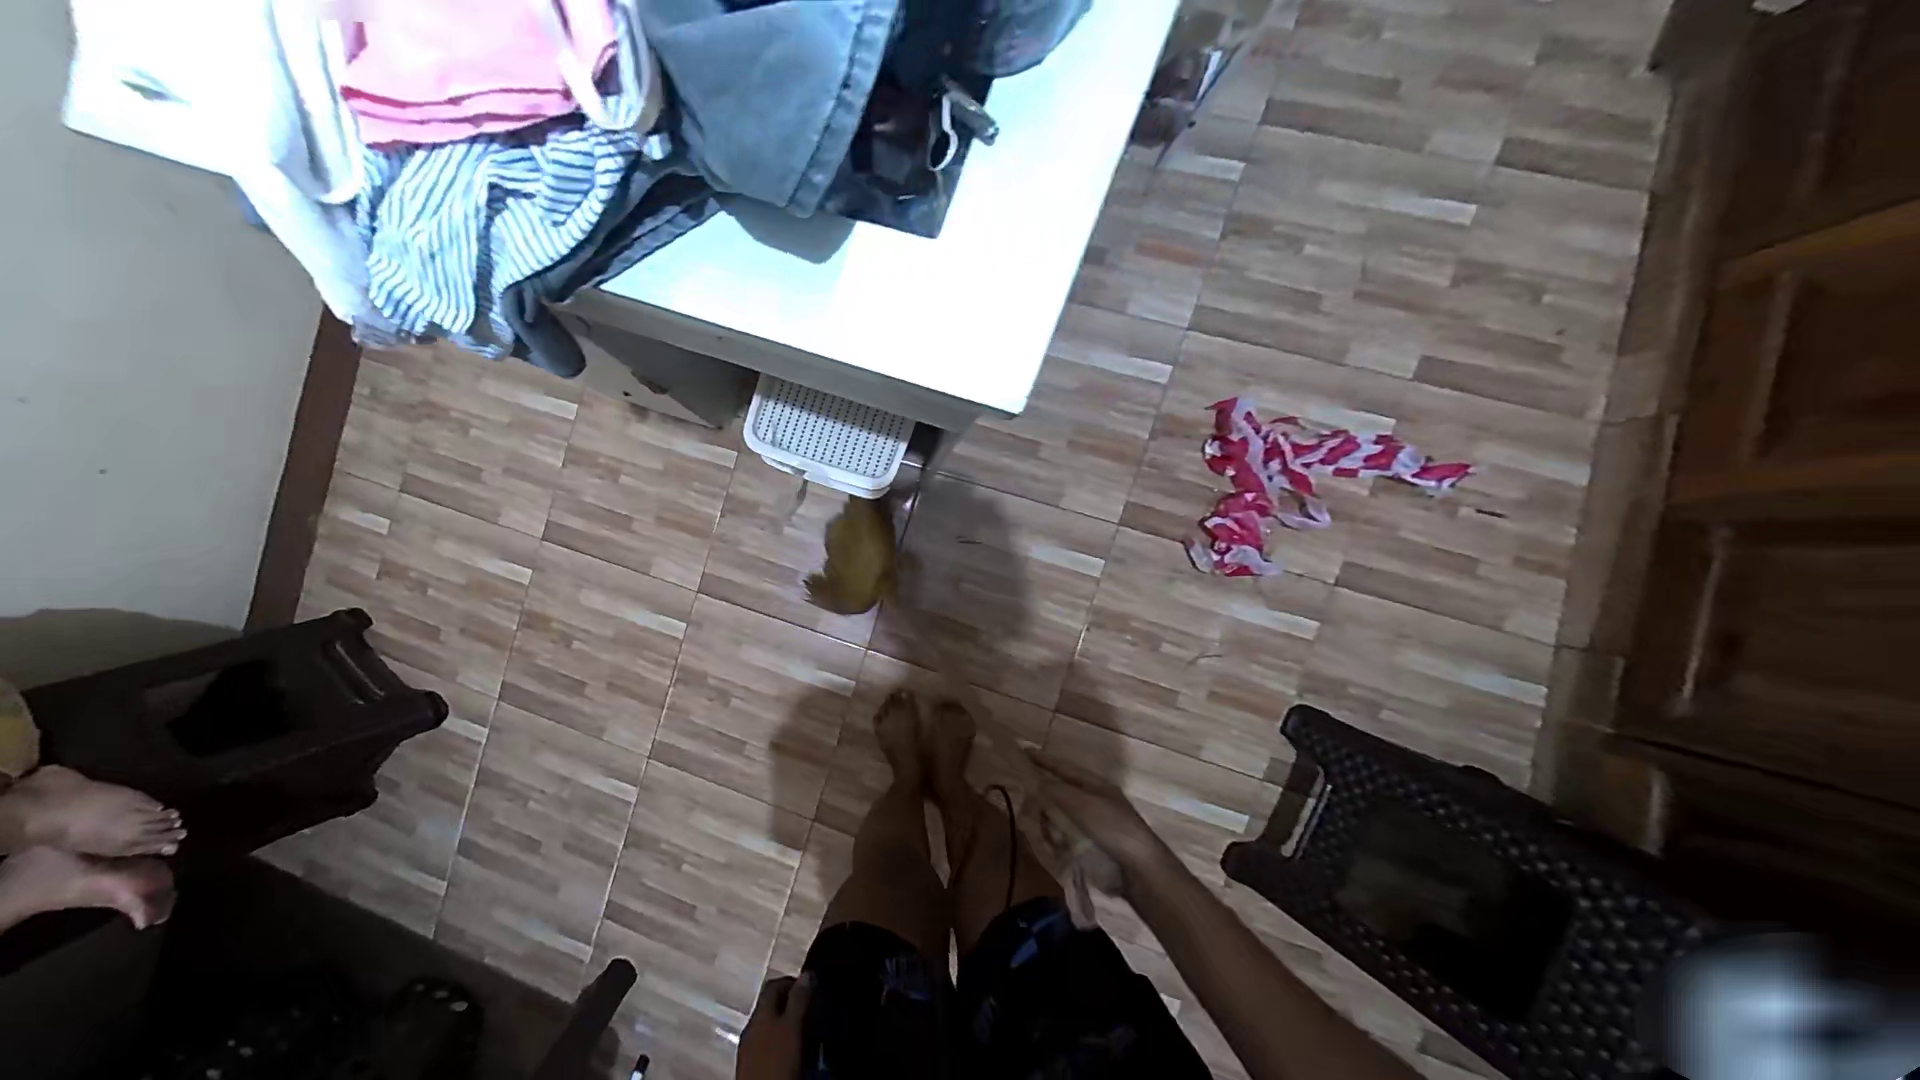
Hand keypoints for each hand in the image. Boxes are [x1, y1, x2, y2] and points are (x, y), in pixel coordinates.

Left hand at [736, 972, 812, 1079]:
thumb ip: (799, 1000)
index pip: (773, 985)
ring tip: (805, 1031)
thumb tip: (806, 973)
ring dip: (786, 1023)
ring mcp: (748, 1049)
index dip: (791, 981)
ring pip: (769, 1026)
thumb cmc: (778, 1061)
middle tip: (811, 1008)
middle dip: (790, 1003)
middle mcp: (751, 1027)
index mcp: (760, 1014)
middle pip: (770, 1005)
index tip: (811, 986)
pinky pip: (767, 1044)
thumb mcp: (793, 1028)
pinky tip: (792, 1051)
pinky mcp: (751, 1067)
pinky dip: (781, 1041)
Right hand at [1031, 751, 1174, 882]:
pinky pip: (1067, 834)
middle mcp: (1096, 800)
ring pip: (1063, 813)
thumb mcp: (1084, 805)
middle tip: (1020, 790)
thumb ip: (1059, 791)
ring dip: (1048, 816)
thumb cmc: (1114, 830)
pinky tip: (1047, 841)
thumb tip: (1037, 782)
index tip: (1022, 753)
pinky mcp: (1094, 845)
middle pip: (1063, 789)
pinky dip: (1056, 835)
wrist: (1140, 870)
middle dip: (1043, 790)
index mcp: (1097, 785)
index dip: (1044, 760)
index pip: (1065, 768)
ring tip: (1031, 819)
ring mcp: (1096, 824)